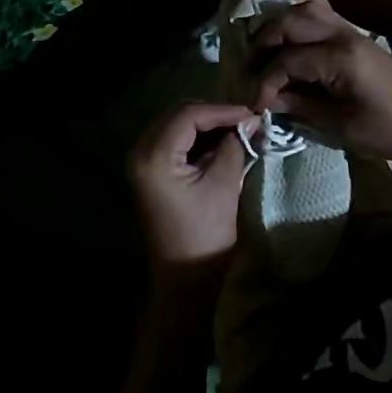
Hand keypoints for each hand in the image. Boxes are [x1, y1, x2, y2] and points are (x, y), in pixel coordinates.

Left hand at [128, 103, 256, 265]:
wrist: (184, 282)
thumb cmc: (205, 236)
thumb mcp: (223, 186)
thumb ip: (234, 146)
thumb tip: (248, 121)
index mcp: (153, 156)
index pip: (187, 115)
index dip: (221, 110)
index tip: (251, 113)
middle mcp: (140, 151)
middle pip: (178, 115)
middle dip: (213, 114)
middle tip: (246, 119)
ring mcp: (142, 161)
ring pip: (175, 125)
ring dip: (206, 124)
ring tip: (238, 127)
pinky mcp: (149, 171)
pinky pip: (173, 141)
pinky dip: (196, 138)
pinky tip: (221, 140)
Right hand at [251, 0, 391, 163]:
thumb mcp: (343, 127)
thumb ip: (301, 107)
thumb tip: (268, 99)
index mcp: (338, 59)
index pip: (285, 60)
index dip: (264, 82)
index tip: (256, 104)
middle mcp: (341, 35)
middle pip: (287, 23)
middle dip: (263, 45)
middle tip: (252, 71)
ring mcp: (349, 30)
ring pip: (302, 11)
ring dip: (278, 29)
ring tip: (266, 54)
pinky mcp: (354, 34)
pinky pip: (318, 15)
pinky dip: (296, 24)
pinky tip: (290, 46)